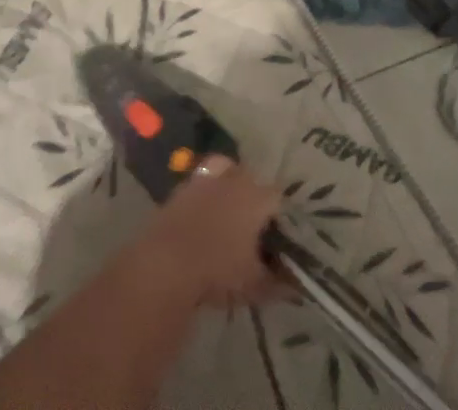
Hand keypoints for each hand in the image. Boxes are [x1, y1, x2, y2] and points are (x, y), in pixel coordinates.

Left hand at [130, 155, 288, 308]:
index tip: (276, 236)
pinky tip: (200, 220)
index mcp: (256, 197)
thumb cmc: (218, 271)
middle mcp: (231, 181)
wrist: (164, 265)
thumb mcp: (255, 285)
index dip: (279, 216)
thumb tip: (294, 286)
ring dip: (226, 188)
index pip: (277, 197)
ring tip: (225, 214)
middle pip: (249, 177)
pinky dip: (202, 197)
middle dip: (253, 195)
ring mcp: (201, 181)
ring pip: (222, 171)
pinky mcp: (177, 191)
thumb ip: (278, 283)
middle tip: (252, 223)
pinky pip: (197, 185)